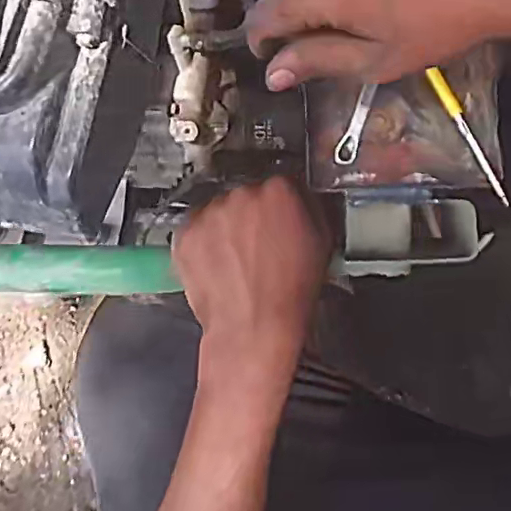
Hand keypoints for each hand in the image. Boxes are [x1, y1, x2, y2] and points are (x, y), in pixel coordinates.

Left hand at [173, 178, 330, 367]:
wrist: (254, 327)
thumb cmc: (289, 292)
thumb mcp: (322, 242)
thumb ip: (312, 208)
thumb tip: (303, 197)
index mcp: (280, 190)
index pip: (280, 183)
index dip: (281, 204)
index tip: (278, 216)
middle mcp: (243, 193)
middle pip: (247, 193)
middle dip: (252, 214)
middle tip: (257, 243)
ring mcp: (212, 212)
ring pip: (220, 209)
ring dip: (226, 226)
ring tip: (237, 258)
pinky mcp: (188, 232)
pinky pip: (196, 228)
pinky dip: (204, 242)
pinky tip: (220, 263)